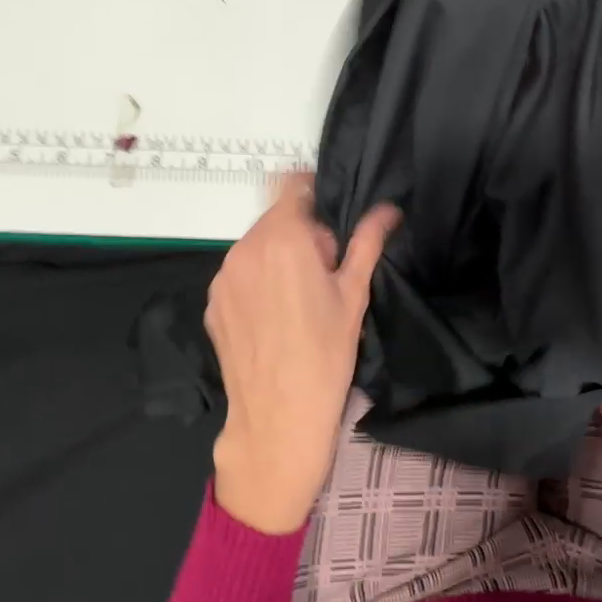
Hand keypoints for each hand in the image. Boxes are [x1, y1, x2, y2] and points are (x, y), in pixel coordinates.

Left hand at [207, 175, 399, 533]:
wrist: (278, 416)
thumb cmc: (325, 352)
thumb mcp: (354, 294)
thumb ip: (368, 243)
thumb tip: (389, 210)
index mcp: (282, 239)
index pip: (291, 186)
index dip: (314, 196)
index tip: (332, 224)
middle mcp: (244, 249)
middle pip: (275, 219)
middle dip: (301, 233)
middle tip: (326, 272)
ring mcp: (223, 278)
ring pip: (256, 248)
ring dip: (279, 258)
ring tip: (301, 300)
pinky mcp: (212, 304)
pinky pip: (240, 276)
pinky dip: (259, 283)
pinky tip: (277, 319)